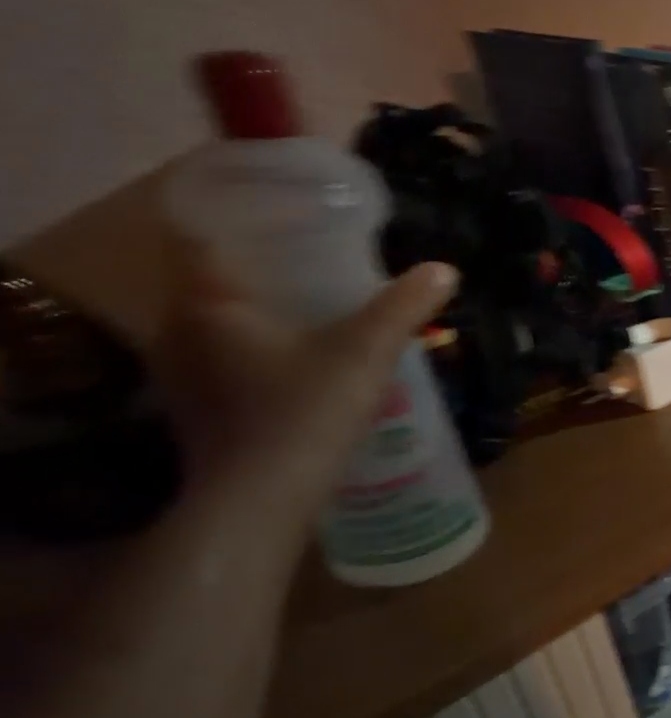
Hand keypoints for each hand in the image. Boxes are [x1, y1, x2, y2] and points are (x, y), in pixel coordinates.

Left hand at [153, 238, 457, 539]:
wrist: (258, 501)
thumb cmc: (305, 411)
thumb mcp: (366, 352)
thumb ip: (402, 307)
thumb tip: (444, 270)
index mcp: (208, 302)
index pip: (204, 234)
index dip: (243, 217)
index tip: (289, 216)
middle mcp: (179, 329)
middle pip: (214, 279)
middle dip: (262, 268)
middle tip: (316, 263)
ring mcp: (181, 373)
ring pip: (218, 323)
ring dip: (258, 313)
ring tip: (312, 312)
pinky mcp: (196, 409)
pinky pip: (223, 359)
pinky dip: (255, 350)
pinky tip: (296, 364)